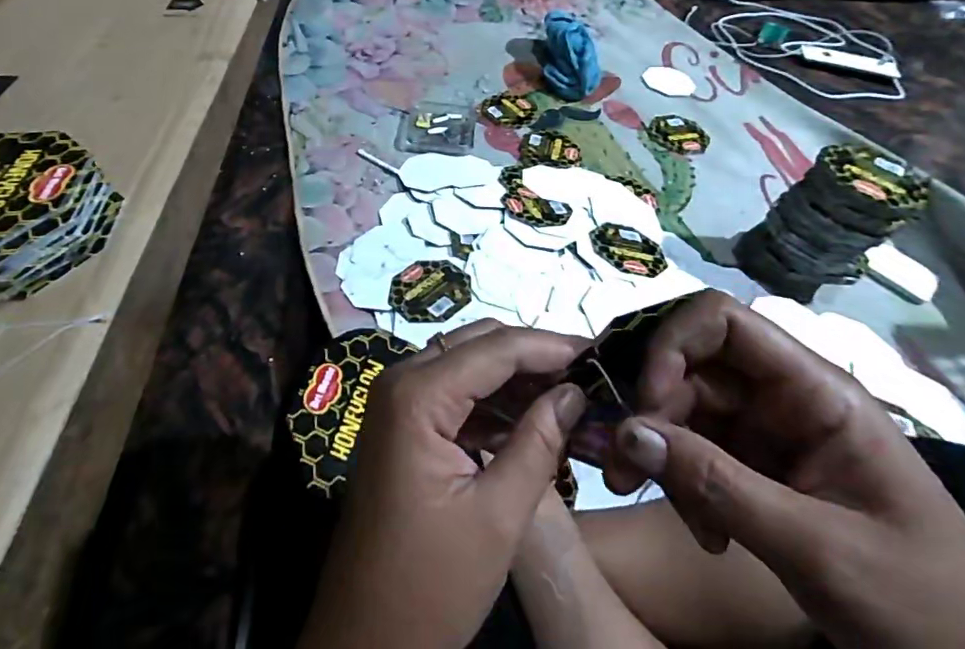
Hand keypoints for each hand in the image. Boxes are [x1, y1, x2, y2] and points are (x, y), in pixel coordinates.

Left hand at [299, 320, 587, 648]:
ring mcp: (397, 402)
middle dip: (533, 354)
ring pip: (466, 365)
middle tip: (588, 372)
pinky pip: (453, 393)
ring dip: (515, 376)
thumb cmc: (431, 583)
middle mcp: (400, 382)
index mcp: (417, 396)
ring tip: (571, 394)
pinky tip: (533, 416)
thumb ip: (538, 443)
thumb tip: (575, 392)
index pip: (494, 347)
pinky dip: (493, 400)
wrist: (365, 635)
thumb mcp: (498, 515)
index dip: (549, 345)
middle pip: (477, 345)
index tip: (599, 351)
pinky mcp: (402, 425)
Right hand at [603, 292, 964, 648]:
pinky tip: (703, 536)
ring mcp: (771, 435)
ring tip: (654, 507)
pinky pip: (698, 456)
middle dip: (649, 411)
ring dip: (657, 453)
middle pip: (693, 369)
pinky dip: (682, 486)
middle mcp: (785, 398)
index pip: (724, 322)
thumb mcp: (815, 546)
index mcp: (815, 390)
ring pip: (686, 413)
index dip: (672, 344)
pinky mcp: (761, 472)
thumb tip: (626, 430)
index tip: (647, 404)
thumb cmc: (921, 603)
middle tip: (619, 468)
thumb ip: (715, 485)